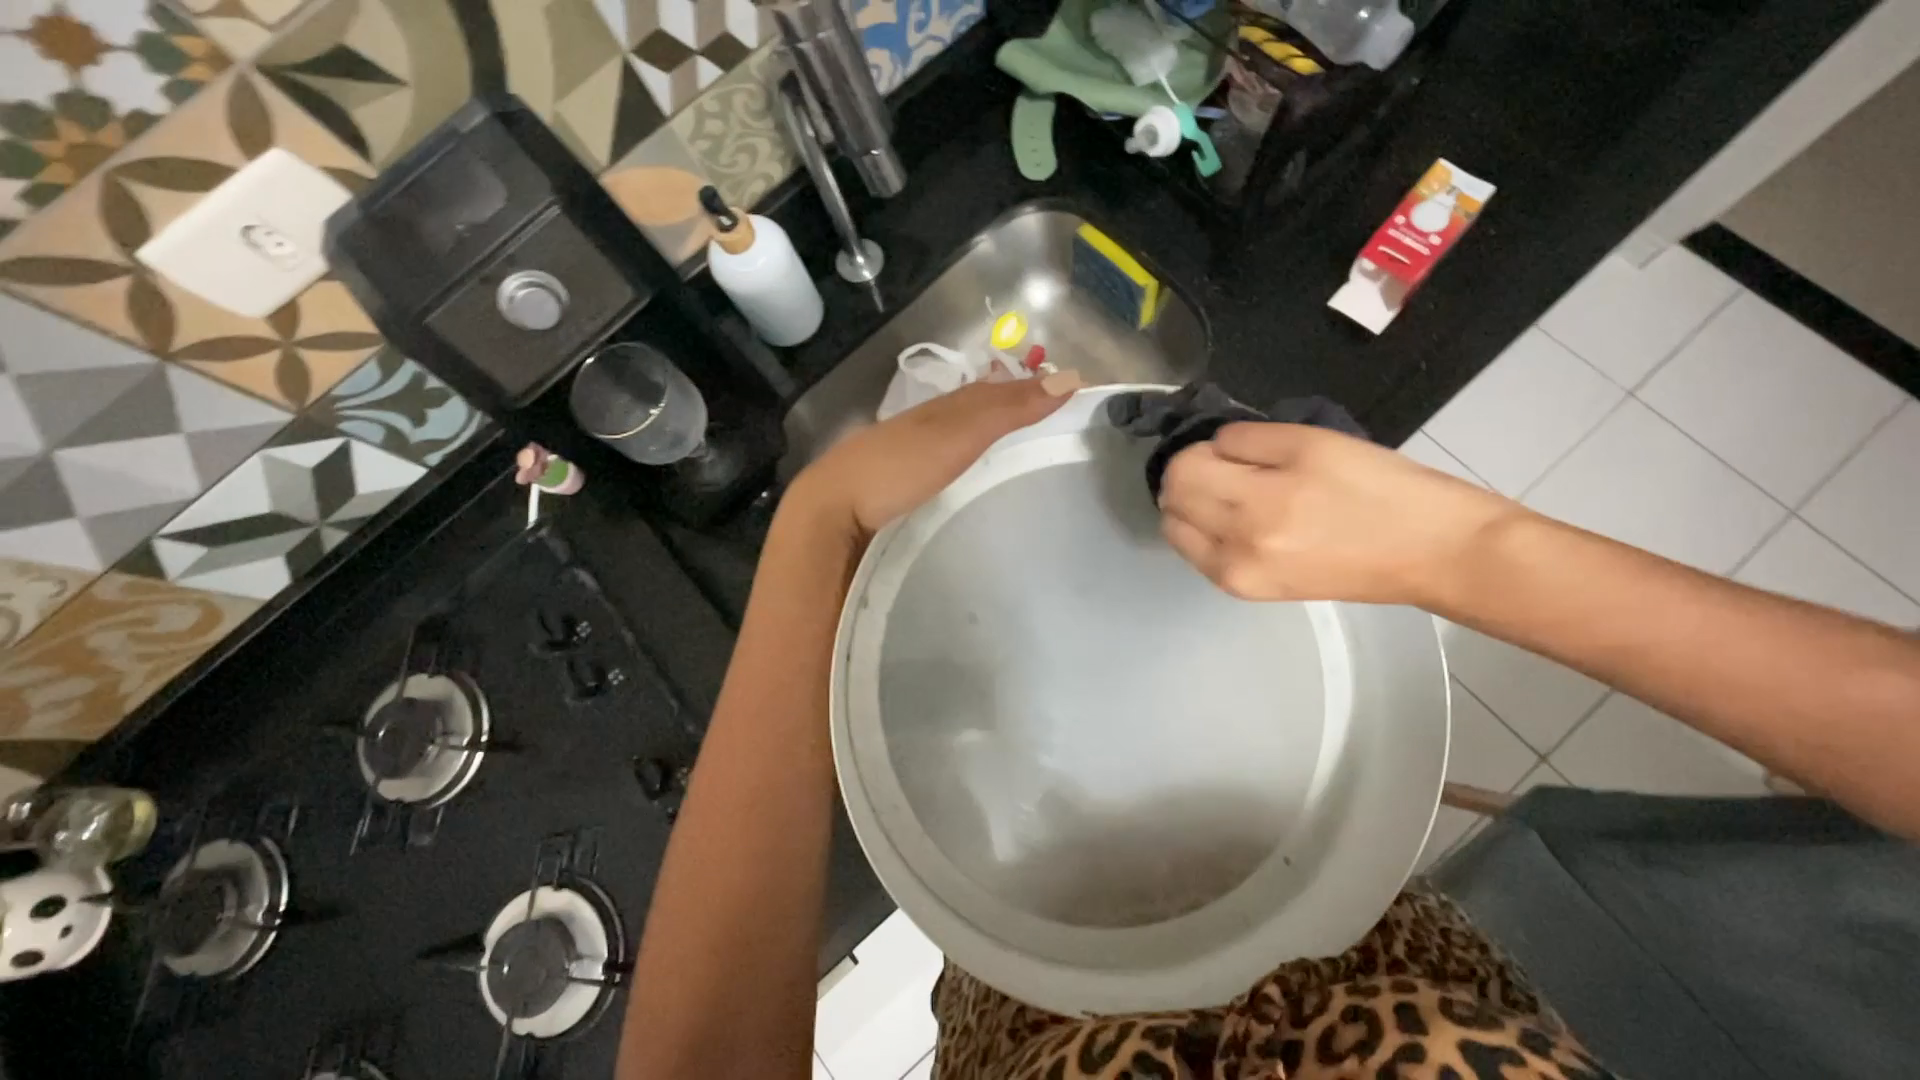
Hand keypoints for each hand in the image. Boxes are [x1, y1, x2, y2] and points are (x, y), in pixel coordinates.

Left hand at [789, 373, 1083, 537]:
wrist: (833, 510)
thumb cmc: (899, 466)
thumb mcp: (960, 433)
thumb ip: (1008, 409)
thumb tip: (1069, 378)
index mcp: (944, 409)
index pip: (997, 389)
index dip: (1031, 388)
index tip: (1070, 394)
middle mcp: (928, 428)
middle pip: (978, 411)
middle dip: (1013, 411)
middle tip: (1053, 422)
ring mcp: (911, 460)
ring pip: (960, 442)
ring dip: (990, 441)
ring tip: (1023, 452)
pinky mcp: (902, 492)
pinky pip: (947, 470)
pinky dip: (969, 468)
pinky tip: (975, 483)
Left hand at [1157, 422, 1518, 604]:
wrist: (1430, 553)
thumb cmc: (1379, 488)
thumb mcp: (1313, 442)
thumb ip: (1249, 441)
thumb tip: (1212, 447)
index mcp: (1254, 505)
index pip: (1181, 471)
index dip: (1197, 450)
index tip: (1228, 447)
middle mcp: (1234, 548)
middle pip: (1172, 503)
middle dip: (1188, 476)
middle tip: (1230, 467)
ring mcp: (1237, 577)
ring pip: (1178, 531)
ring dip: (1191, 506)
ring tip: (1236, 494)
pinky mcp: (1249, 594)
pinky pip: (1199, 556)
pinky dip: (1204, 533)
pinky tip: (1239, 522)